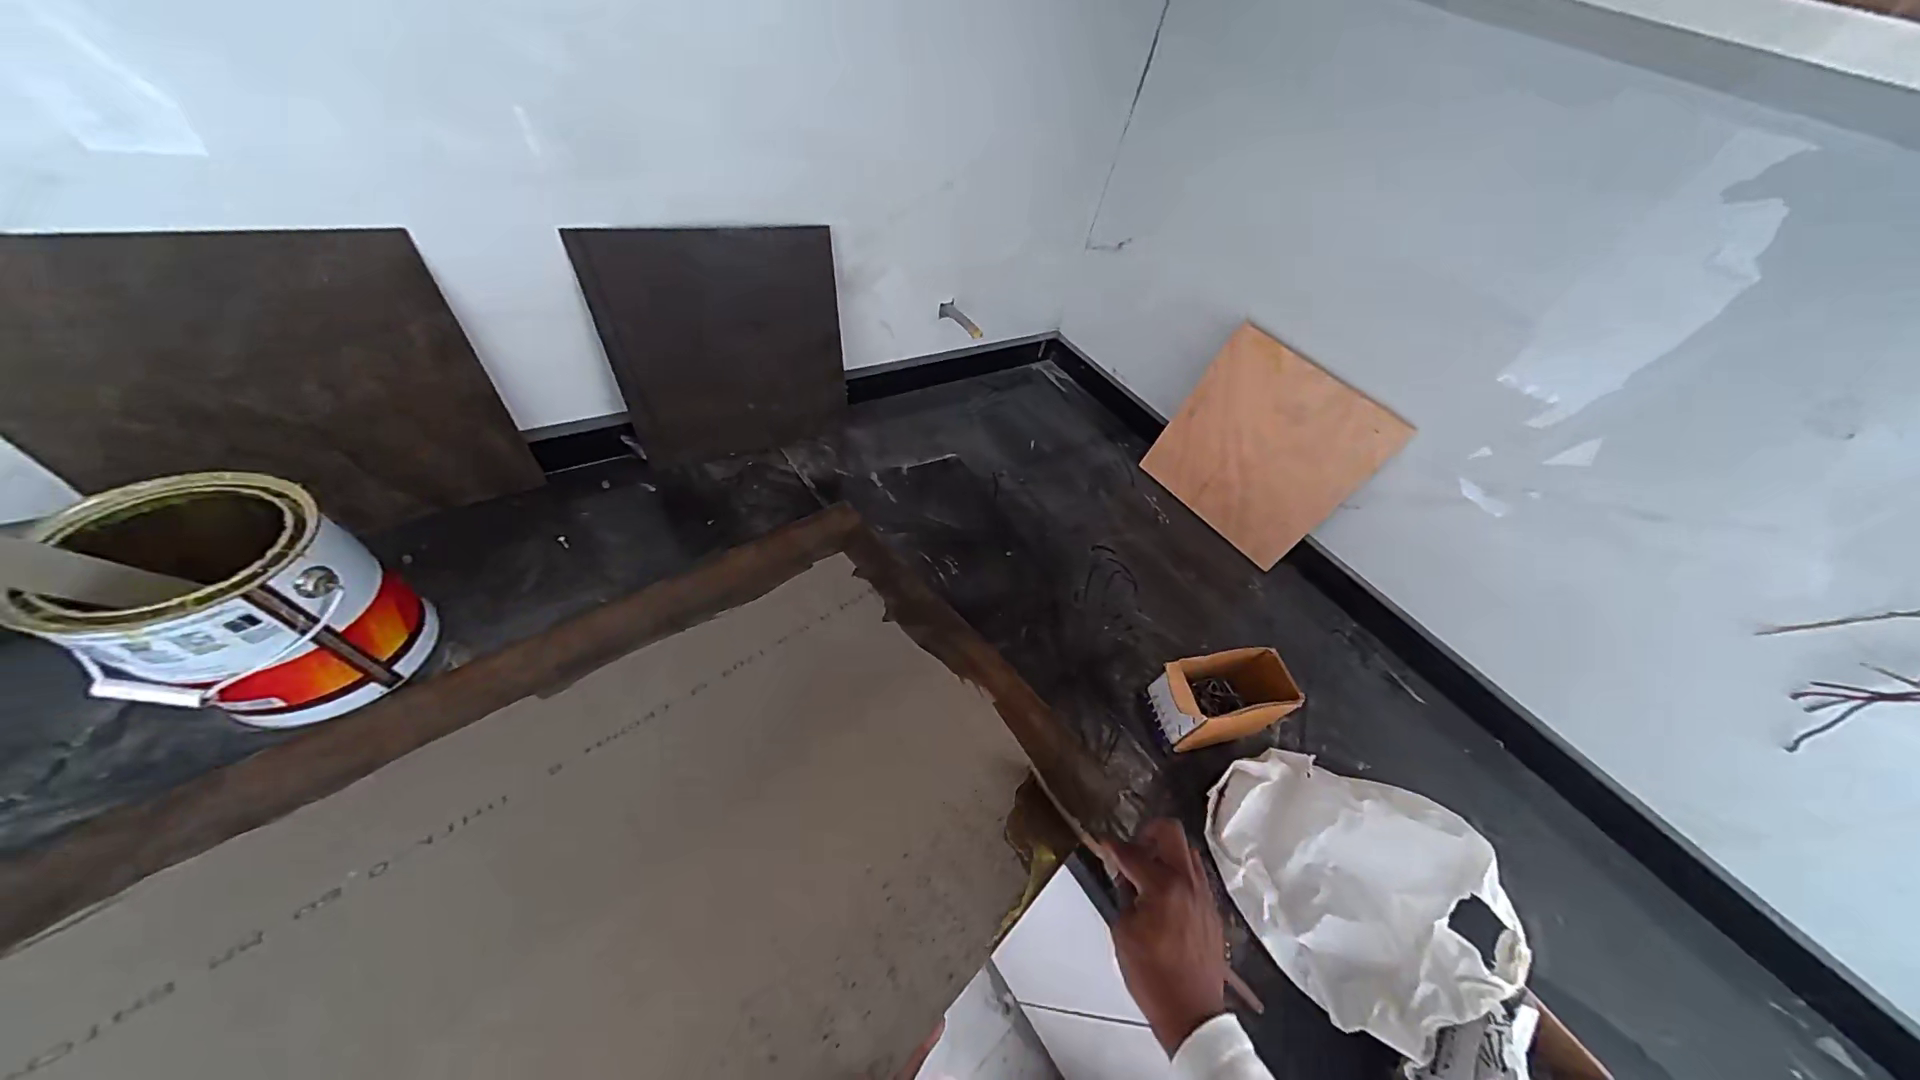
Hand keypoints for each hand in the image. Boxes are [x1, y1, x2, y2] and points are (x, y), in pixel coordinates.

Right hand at [1108, 819, 1227, 1054]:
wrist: (1192, 1014)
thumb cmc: (1153, 976)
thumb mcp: (1123, 932)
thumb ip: (1122, 895)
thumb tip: (1124, 877)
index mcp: (1164, 886)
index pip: (1132, 852)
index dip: (1111, 846)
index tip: (1102, 843)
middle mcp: (1189, 883)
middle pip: (1170, 831)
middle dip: (1147, 833)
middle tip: (1132, 849)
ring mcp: (1204, 895)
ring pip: (1187, 851)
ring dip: (1165, 852)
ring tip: (1147, 871)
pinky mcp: (1212, 910)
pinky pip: (1196, 876)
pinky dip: (1178, 874)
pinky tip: (1163, 894)